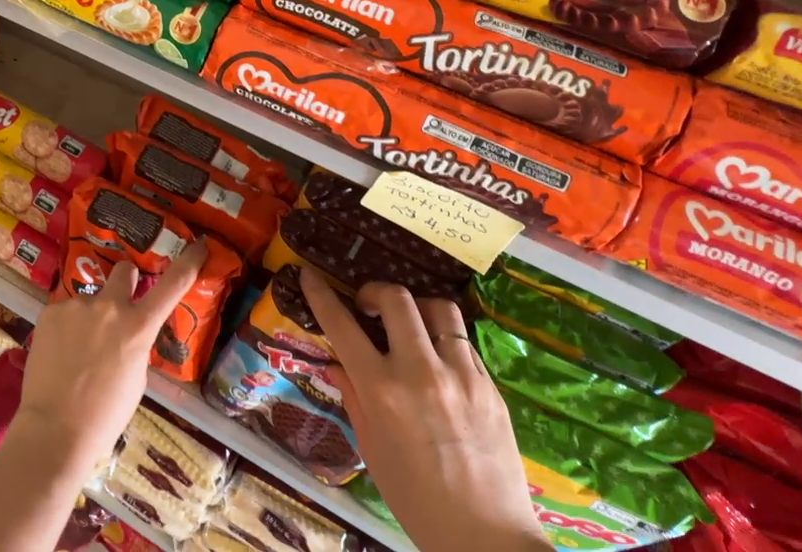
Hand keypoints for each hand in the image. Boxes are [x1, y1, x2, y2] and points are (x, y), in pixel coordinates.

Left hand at [12, 242, 208, 472]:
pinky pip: (64, 312)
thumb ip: (136, 343)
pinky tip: (59, 353)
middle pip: (124, 270)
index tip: (199, 244)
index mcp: (138, 326)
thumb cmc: (107, 413)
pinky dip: (65, 328)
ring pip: (90, 299)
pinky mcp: (50, 311)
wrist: (57, 427)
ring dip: (90, 315)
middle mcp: (109, 306)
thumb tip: (127, 331)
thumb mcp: (137, 377)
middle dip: (126, 281)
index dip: (188, 262)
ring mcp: (76, 305)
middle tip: (119, 302)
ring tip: (77, 349)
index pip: (172, 285)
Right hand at [300, 269, 546, 551]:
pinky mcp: (491, 387)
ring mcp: (462, 377)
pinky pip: (463, 343)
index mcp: (382, 391)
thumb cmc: (414, 498)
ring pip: (439, 309)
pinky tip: (437, 362)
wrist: (485, 536)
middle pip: (397, 299)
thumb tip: (338, 364)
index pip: (342, 325)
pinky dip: (443, 340)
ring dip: (416, 308)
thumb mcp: (371, 448)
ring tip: (408, 325)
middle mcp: (421, 373)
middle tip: (367, 306)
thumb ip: (354, 397)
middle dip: (374, 291)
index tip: (309, 274)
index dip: (321, 294)